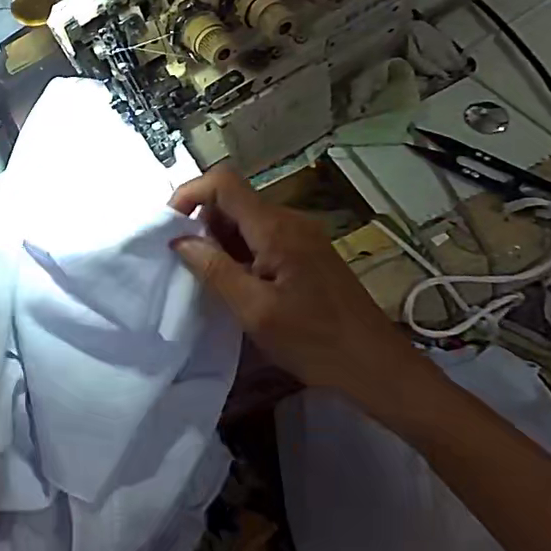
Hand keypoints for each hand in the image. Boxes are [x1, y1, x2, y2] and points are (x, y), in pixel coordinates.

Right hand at [170, 169, 432, 412]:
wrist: (381, 369)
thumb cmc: (317, 342)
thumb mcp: (255, 311)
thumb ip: (214, 270)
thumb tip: (179, 240)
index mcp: (276, 228)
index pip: (223, 181)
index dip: (189, 193)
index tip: (169, 227)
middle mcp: (289, 220)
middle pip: (233, 198)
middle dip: (202, 222)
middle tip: (189, 262)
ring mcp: (301, 235)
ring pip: (245, 217)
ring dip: (220, 239)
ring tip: (212, 279)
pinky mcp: (307, 252)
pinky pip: (262, 235)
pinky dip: (240, 250)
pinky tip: (239, 285)